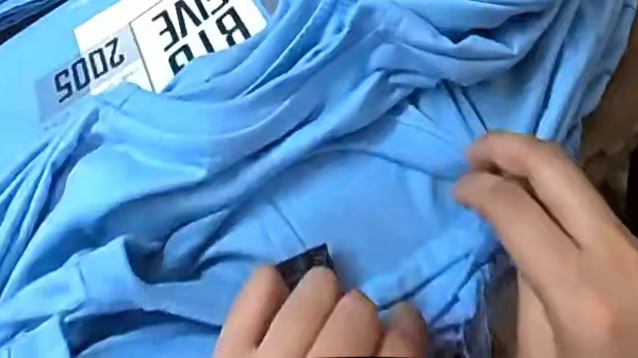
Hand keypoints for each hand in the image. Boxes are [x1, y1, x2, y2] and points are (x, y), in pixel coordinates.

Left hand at [214, 264, 428, 357]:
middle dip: (364, 322)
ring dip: (324, 301)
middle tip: (358, 341)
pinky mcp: (228, 353)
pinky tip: (281, 313)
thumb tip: (399, 346)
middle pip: (359, 311)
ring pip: (315, 287)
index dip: (409, 334)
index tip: (404, 331)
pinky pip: (259, 286)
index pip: (400, 348)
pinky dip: (274, 290)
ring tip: (320, 323)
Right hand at [453, 132, 637, 357]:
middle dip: (505, 145)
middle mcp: (619, 259)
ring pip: (578, 179)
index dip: (476, 186)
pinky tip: (536, 205)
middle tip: (471, 153)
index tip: (455, 189)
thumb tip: (514, 238)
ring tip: (497, 172)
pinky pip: (595, 208)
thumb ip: (525, 293)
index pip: (515, 206)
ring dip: (532, 165)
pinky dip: (557, 193)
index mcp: (584, 296)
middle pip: (554, 165)